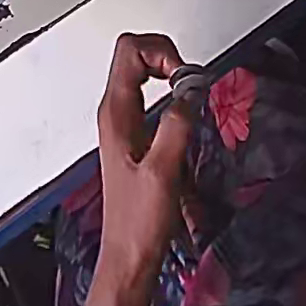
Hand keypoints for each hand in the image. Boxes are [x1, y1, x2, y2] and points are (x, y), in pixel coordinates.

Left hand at [94, 33, 196, 281]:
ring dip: (165, 66)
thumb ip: (176, 128)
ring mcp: (121, 117)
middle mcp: (114, 109)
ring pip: (138, 66)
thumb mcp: (163, 173)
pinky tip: (182, 102)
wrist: (128, 255)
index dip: (160, 52)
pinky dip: (165, 83)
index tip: (183, 77)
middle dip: (164, 53)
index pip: (130, 50)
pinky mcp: (131, 128)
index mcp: (116, 113)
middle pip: (132, 51)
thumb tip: (191, 92)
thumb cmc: (140, 221)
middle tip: (187, 78)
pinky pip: (145, 87)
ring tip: (188, 87)